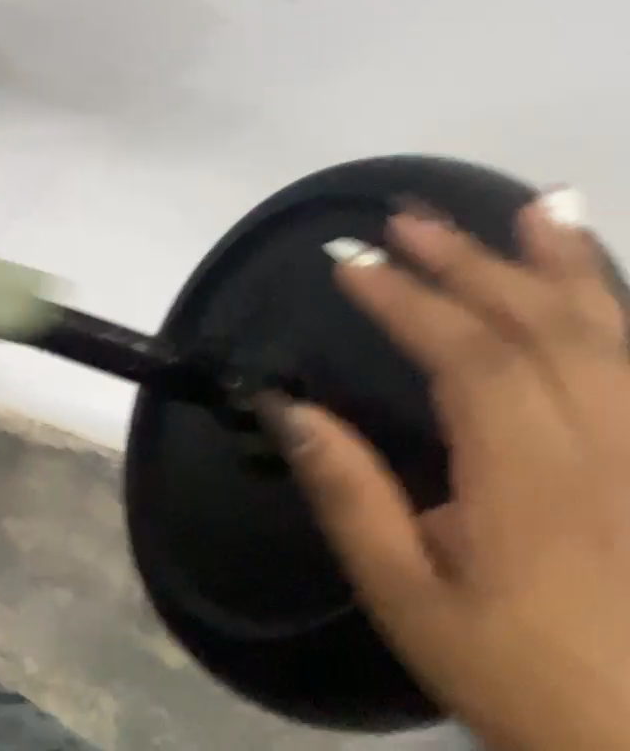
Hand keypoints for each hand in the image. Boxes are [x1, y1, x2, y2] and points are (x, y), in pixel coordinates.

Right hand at [274, 191, 629, 750]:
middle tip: (411, 218)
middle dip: (475, 266)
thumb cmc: (524, 675)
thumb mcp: (408, 597)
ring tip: (532, 210)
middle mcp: (613, 452)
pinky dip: (626, 323)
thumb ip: (351, 497)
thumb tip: (289, 409)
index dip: (409, 302)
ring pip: (620, 343)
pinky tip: (604, 297)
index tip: (349, 263)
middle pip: (547, 333)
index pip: (471, 360)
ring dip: (569, 270)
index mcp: (534, 483)